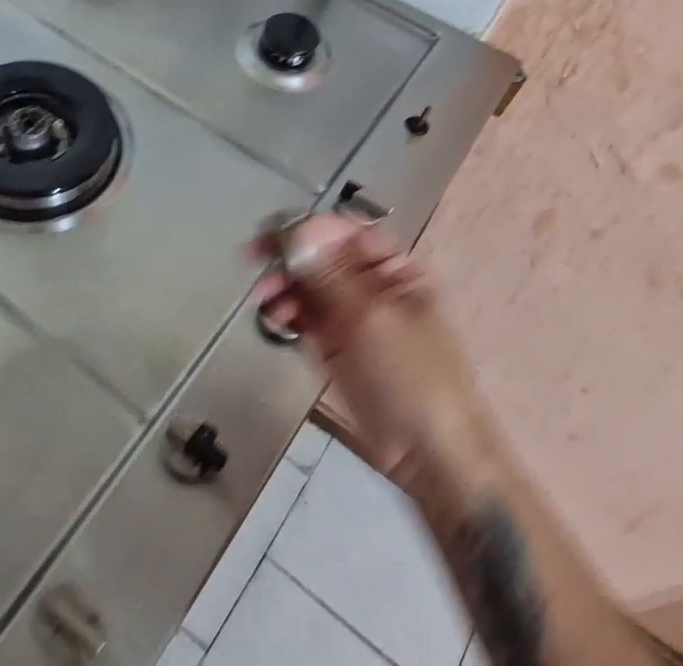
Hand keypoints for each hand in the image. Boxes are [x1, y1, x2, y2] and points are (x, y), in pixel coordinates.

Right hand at [250, 214, 482, 488]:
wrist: (429, 452)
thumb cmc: (413, 378)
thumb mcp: (372, 318)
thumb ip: (330, 274)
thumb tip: (297, 231)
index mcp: (395, 271)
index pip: (347, 233)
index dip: (310, 228)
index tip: (274, 234)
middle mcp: (372, 288)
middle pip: (321, 257)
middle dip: (288, 257)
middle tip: (254, 259)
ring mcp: (352, 319)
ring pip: (307, 287)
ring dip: (283, 286)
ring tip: (264, 298)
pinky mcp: (335, 348)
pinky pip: (304, 318)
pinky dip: (286, 313)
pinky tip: (275, 319)